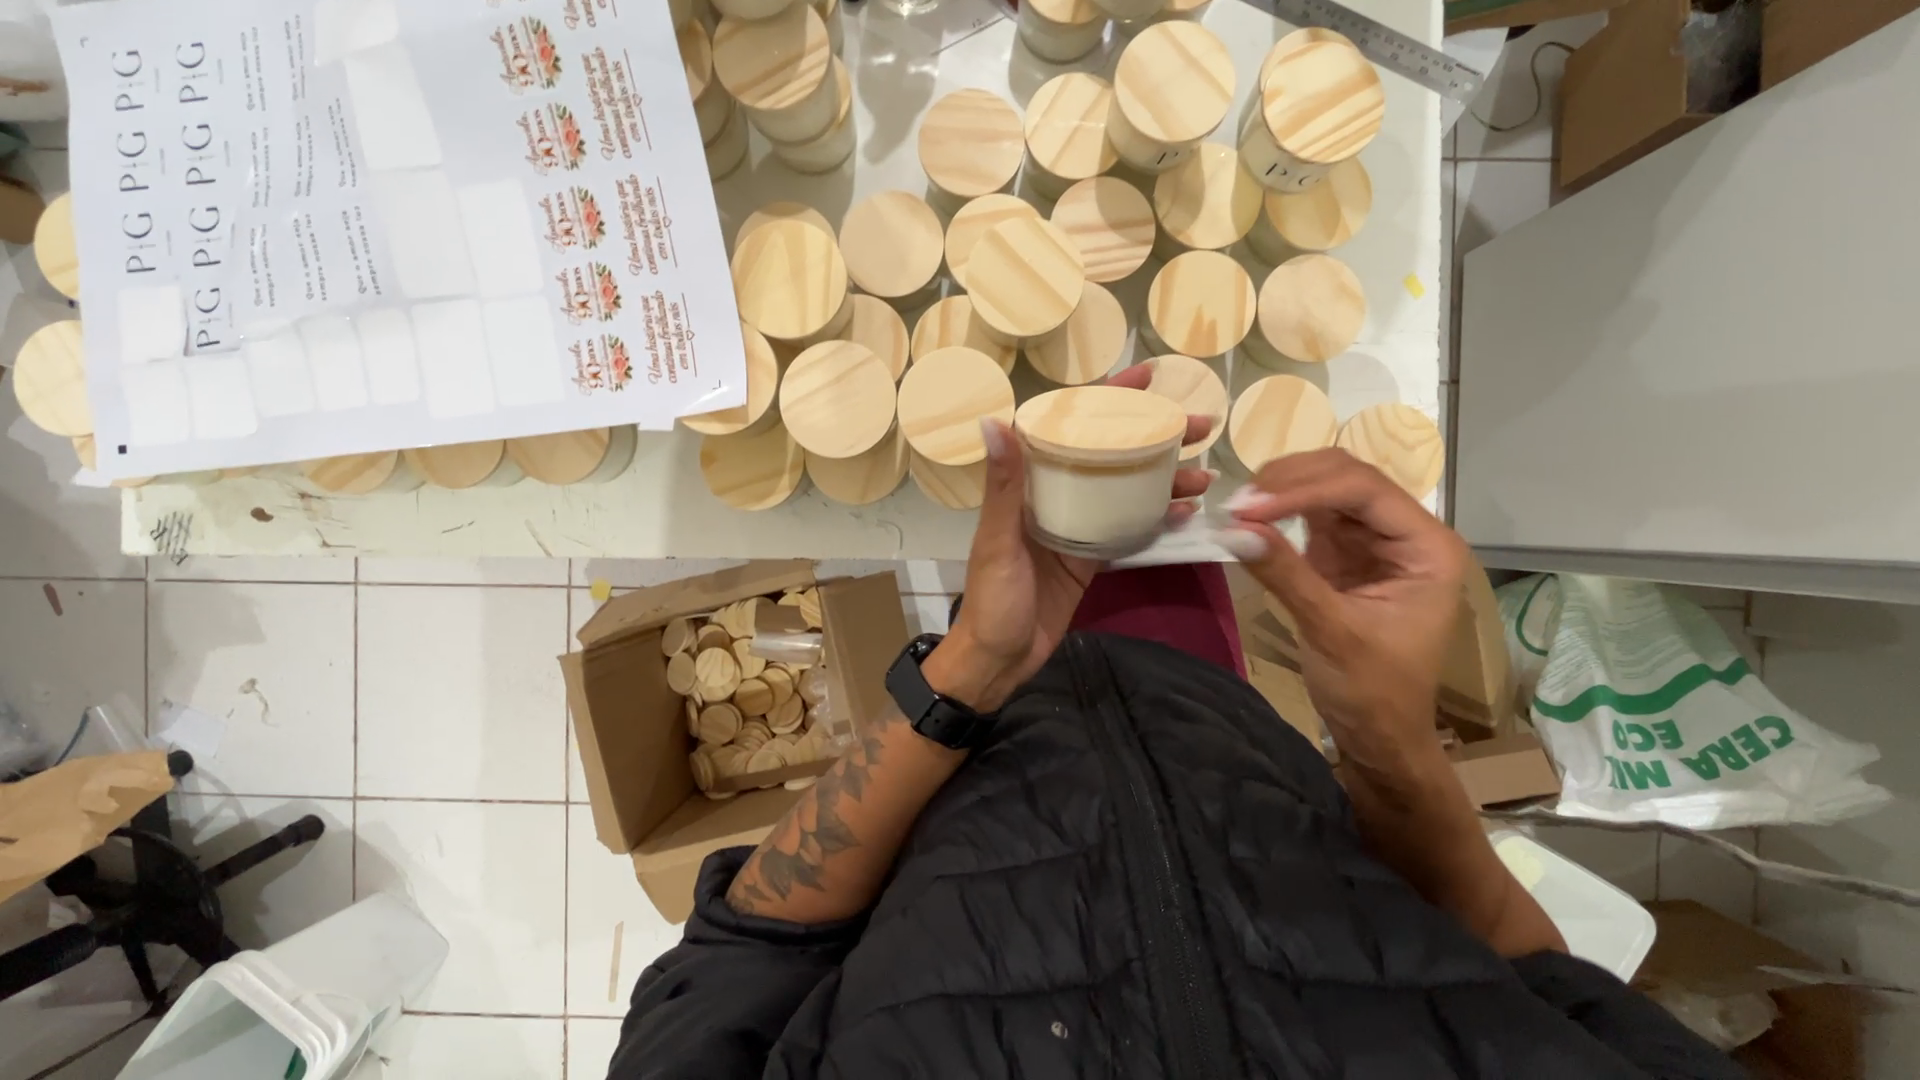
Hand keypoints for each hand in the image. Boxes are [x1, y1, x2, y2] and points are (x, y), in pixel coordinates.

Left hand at [930, 365, 1214, 712]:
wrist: (998, 660)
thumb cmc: (992, 600)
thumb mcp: (997, 542)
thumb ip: (1004, 487)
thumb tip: (993, 421)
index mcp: (1028, 485)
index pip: (1067, 428)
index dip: (1106, 399)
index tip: (1147, 377)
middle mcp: (1054, 497)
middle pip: (1108, 454)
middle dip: (1153, 436)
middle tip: (1200, 425)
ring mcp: (1076, 527)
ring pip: (1126, 490)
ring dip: (1165, 478)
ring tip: (1206, 471)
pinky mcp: (1091, 557)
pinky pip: (1130, 529)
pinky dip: (1158, 519)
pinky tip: (1188, 510)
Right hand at [1213, 450, 1468, 772]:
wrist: (1378, 734)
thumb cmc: (1373, 692)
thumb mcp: (1331, 632)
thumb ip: (1286, 575)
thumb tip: (1233, 528)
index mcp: (1428, 548)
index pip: (1365, 491)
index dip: (1305, 490)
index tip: (1250, 508)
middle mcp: (1405, 533)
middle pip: (1347, 477)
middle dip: (1292, 481)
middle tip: (1238, 503)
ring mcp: (1372, 540)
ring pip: (1326, 488)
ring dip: (1281, 490)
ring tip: (1238, 507)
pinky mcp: (1342, 553)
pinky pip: (1308, 514)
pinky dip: (1278, 511)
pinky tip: (1250, 517)